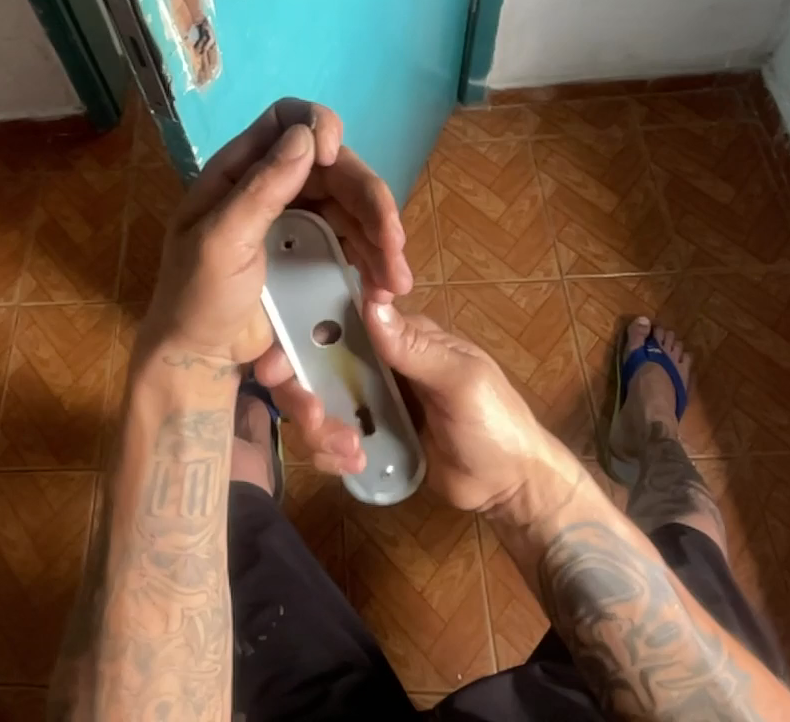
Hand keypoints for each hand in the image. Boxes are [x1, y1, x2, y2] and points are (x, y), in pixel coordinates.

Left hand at [137, 100, 411, 374]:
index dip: (318, 126)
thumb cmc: (197, 297)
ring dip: (382, 237)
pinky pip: (355, 241)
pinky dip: (375, 258)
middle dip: (371, 201)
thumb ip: (260, 189)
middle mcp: (274, 186)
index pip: (286, 121)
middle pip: (336, 170)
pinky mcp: (316, 253)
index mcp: (240, 171)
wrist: (202, 357)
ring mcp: (298, 220)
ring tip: (396, 280)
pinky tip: (386, 286)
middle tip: (394, 242)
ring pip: (354, 207)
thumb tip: (305, 136)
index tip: (335, 157)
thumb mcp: (220, 242)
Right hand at [260, 296, 557, 510]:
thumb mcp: (461, 382)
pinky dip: (329, 453)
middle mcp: (375, 362)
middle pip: (313, 366)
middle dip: (301, 394)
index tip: (278, 364)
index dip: (299, 336)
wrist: (511, 488)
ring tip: (349, 452)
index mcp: (399, 335)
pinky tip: (355, 464)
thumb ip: (415, 347)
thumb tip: (369, 300)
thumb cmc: (497, 424)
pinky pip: (327, 440)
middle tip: (314, 420)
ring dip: (319, 431)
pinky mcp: (366, 436)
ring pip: (315, 405)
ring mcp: (368, 400)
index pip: (339, 321)